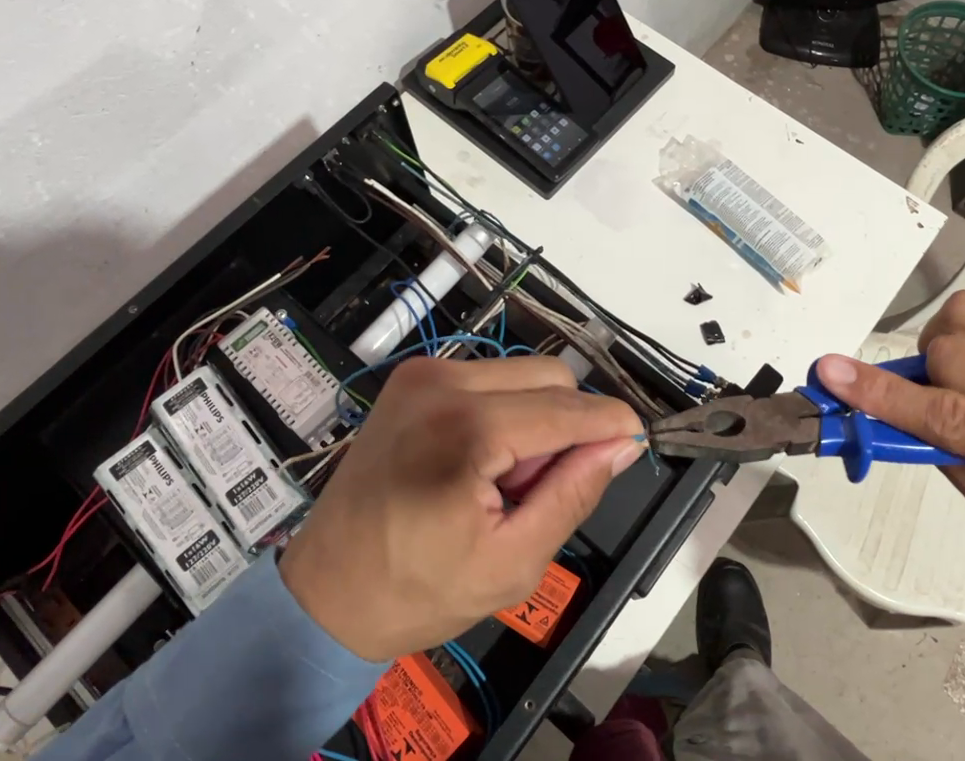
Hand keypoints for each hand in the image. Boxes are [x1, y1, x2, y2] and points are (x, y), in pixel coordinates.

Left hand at [279, 356, 644, 660]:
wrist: (326, 592)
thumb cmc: (417, 591)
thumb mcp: (513, 563)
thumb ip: (573, 494)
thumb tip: (621, 445)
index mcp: (468, 430)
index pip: (569, 408)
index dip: (614, 424)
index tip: (637, 443)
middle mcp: (443, 383)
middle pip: (551, 376)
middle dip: (568, 425)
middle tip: (540, 487)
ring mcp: (422, 376)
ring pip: (522, 372)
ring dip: (536, 416)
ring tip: (504, 478)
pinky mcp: (410, 380)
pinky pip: (488, 377)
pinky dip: (504, 409)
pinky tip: (481, 459)